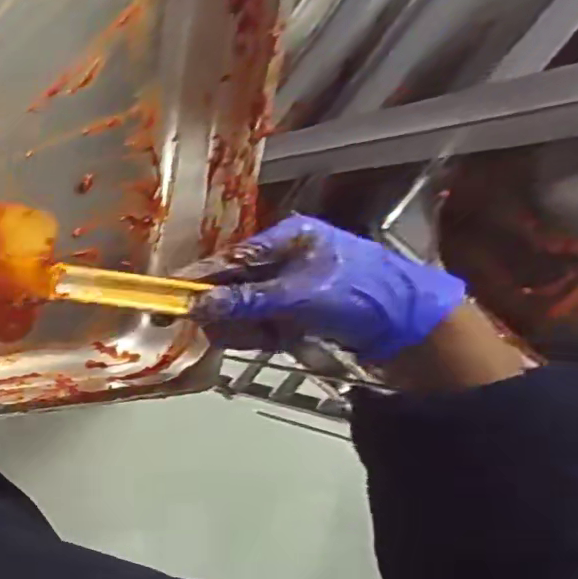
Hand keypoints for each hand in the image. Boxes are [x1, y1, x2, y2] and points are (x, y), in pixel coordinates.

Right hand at [181, 215, 466, 361]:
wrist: (409, 325)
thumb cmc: (361, 295)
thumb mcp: (296, 296)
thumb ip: (242, 301)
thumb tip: (194, 306)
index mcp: (286, 239)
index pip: (225, 260)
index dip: (195, 281)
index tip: (168, 299)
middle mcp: (278, 259)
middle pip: (223, 289)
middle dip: (228, 314)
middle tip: (241, 330)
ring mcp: (280, 286)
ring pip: (233, 312)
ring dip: (244, 330)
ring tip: (272, 336)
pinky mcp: (284, 310)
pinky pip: (249, 325)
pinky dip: (257, 337)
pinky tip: (279, 339)